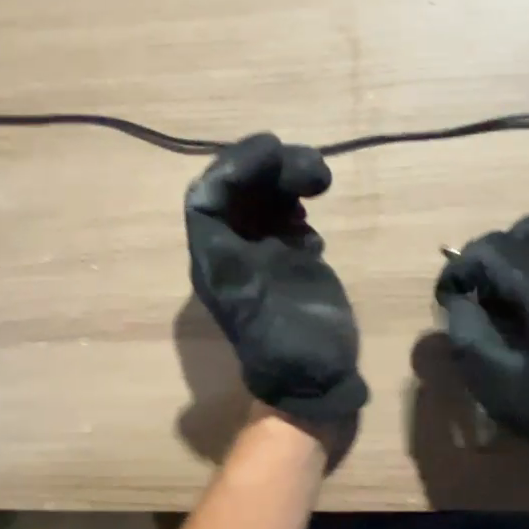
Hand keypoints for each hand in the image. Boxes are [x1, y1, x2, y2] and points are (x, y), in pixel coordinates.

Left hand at [186, 133, 366, 423]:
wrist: (315, 379)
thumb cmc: (286, 340)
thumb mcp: (251, 296)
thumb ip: (230, 248)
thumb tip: (211, 201)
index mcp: (215, 258)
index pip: (206, 198)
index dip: (233, 166)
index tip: (272, 149)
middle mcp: (233, 252)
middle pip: (238, 193)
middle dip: (269, 169)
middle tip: (312, 166)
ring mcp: (263, 257)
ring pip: (264, 202)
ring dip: (288, 182)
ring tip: (322, 180)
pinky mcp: (290, 263)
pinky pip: (285, 221)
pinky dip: (300, 208)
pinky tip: (316, 220)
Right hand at [434, 215, 528, 522]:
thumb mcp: (502, 387)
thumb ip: (469, 338)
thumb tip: (457, 305)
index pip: (491, 247)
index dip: (460, 268)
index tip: (448, 300)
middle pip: (527, 231)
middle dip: (494, 257)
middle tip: (481, 296)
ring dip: (525, 265)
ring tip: (513, 309)